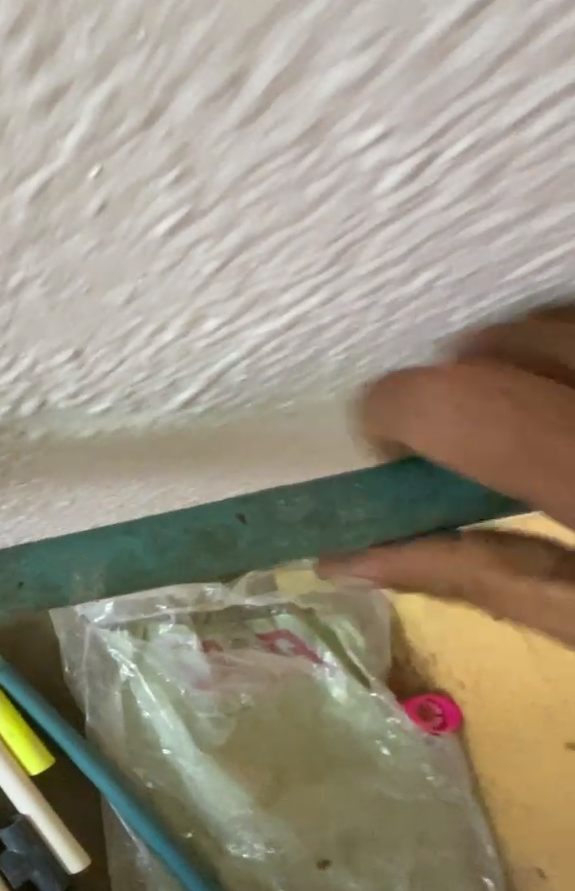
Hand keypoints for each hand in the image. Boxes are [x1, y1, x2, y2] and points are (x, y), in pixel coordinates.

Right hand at [321, 306, 574, 643]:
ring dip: (534, 349)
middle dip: (465, 377)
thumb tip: (339, 561)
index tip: (400, 451)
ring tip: (546, 403)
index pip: (445, 396)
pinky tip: (571, 387)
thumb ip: (479, 578)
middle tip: (481, 435)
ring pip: (565, 312)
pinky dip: (570, 343)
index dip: (394, 411)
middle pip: (500, 338)